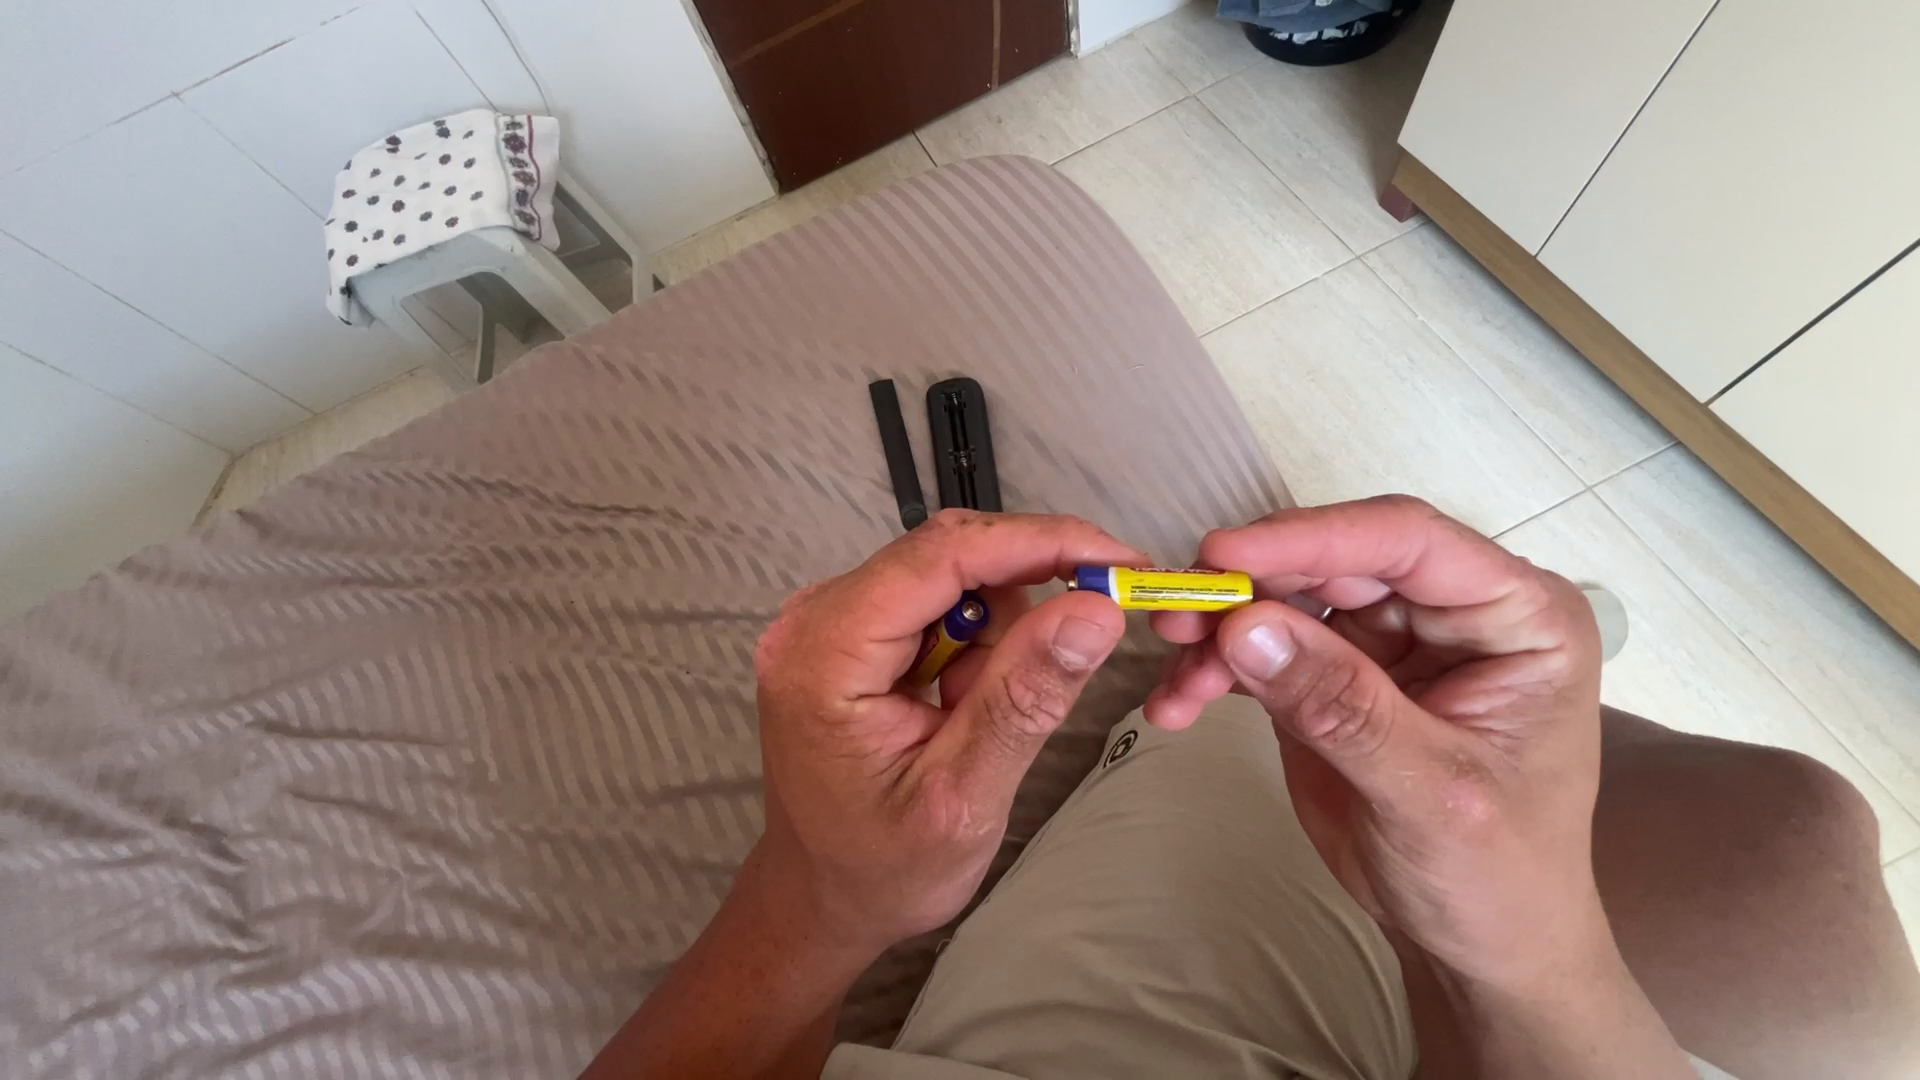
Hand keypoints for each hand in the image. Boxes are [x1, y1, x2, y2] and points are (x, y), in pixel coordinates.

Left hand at [751, 509, 1142, 957]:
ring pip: (949, 571)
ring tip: (979, 712)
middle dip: (1025, 588)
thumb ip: (1025, 699)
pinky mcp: (850, 626)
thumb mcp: (964, 798)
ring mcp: (829, 615)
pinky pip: (935, 597)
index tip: (1120, 561)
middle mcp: (816, 613)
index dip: (1038, 541)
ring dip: (995, 629)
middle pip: (945, 551)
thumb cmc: (882, 868)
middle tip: (1082, 637)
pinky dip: (974, 639)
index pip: (941, 554)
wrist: (821, 896)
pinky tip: (961, 700)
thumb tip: (1096, 610)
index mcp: (825, 651)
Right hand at [1146, 496, 1611, 991]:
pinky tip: (1176, 705)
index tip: (1221, 554)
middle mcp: (1438, 609)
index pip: (1405, 541)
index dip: (1311, 537)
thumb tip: (1242, 627)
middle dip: (1244, 588)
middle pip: (1326, 564)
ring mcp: (1374, 638)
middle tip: (1173, 615)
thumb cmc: (1493, 873)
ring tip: (1175, 679)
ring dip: (1215, 631)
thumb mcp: (1428, 792)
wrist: (1466, 939)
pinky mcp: (1321, 670)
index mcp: (1509, 614)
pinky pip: (1252, 647)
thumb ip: (1341, 706)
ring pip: (1276, 599)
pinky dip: (1209, 670)